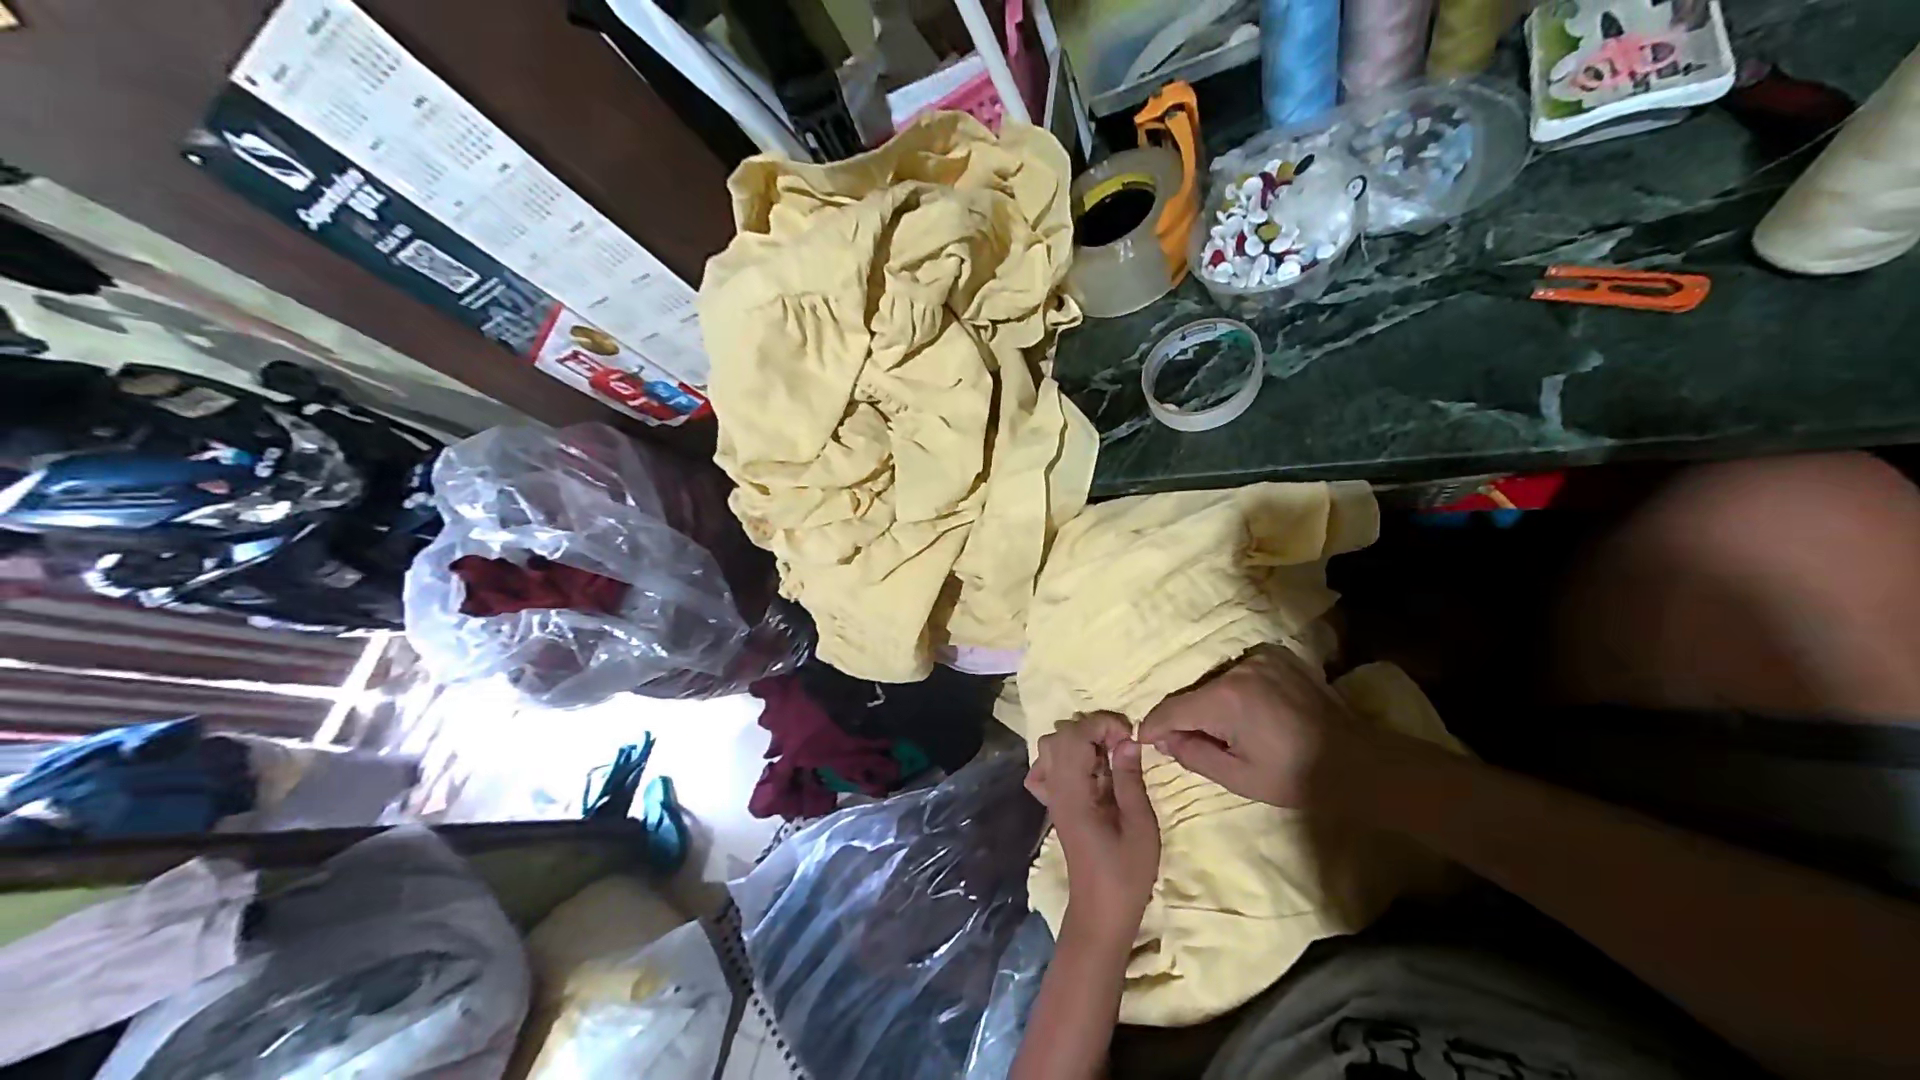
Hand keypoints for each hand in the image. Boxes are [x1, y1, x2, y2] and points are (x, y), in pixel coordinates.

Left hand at [1025, 712, 1159, 935]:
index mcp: (1073, 792)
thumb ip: (1130, 779)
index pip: (1075, 736)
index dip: (1102, 725)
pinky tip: (1088, 771)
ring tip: (1109, 756)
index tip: (1130, 736)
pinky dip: (1064, 758)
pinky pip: (1047, 768)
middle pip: (1059, 736)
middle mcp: (1055, 788)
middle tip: (1123, 745)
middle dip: (1092, 729)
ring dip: (1080, 740)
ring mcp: (1051, 795)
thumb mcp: (1140, 825)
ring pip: (1051, 747)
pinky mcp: (1054, 803)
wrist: (1100, 909)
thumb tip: (1127, 740)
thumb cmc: (1126, 872)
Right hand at [1138, 645, 1364, 808]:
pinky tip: (1251, 712)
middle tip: (1190, 742)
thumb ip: (1193, 754)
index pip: (1173, 709)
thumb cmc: (1296, 777)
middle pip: (1194, 693)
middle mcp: (1238, 668)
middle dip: (1186, 717)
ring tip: (1227, 730)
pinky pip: (1239, 671)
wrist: (1359, 762)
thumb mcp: (1238, 778)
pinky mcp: (1277, 655)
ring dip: (1212, 703)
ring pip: (1216, 681)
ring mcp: (1260, 657)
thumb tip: (1164, 739)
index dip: (1154, 726)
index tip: (1143, 739)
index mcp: (1227, 699)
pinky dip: (1235, 689)